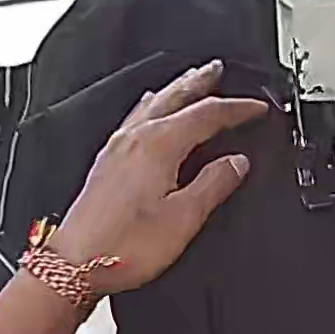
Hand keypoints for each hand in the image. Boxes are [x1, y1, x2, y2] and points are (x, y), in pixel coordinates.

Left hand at [49, 59, 268, 292]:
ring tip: (190, 83)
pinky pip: (136, 118)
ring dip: (177, 89)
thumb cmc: (124, 246)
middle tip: (218, 71)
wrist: (78, 262)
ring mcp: (118, 148)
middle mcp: (135, 139)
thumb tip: (236, 163)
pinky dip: (153, 106)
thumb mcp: (183, 218)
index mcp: (158, 146)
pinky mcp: (107, 163)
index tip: (257, 108)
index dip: (236, 109)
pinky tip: (150, 112)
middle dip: (201, 82)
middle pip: (175, 97)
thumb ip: (212, 185)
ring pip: (154, 103)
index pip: (207, 115)